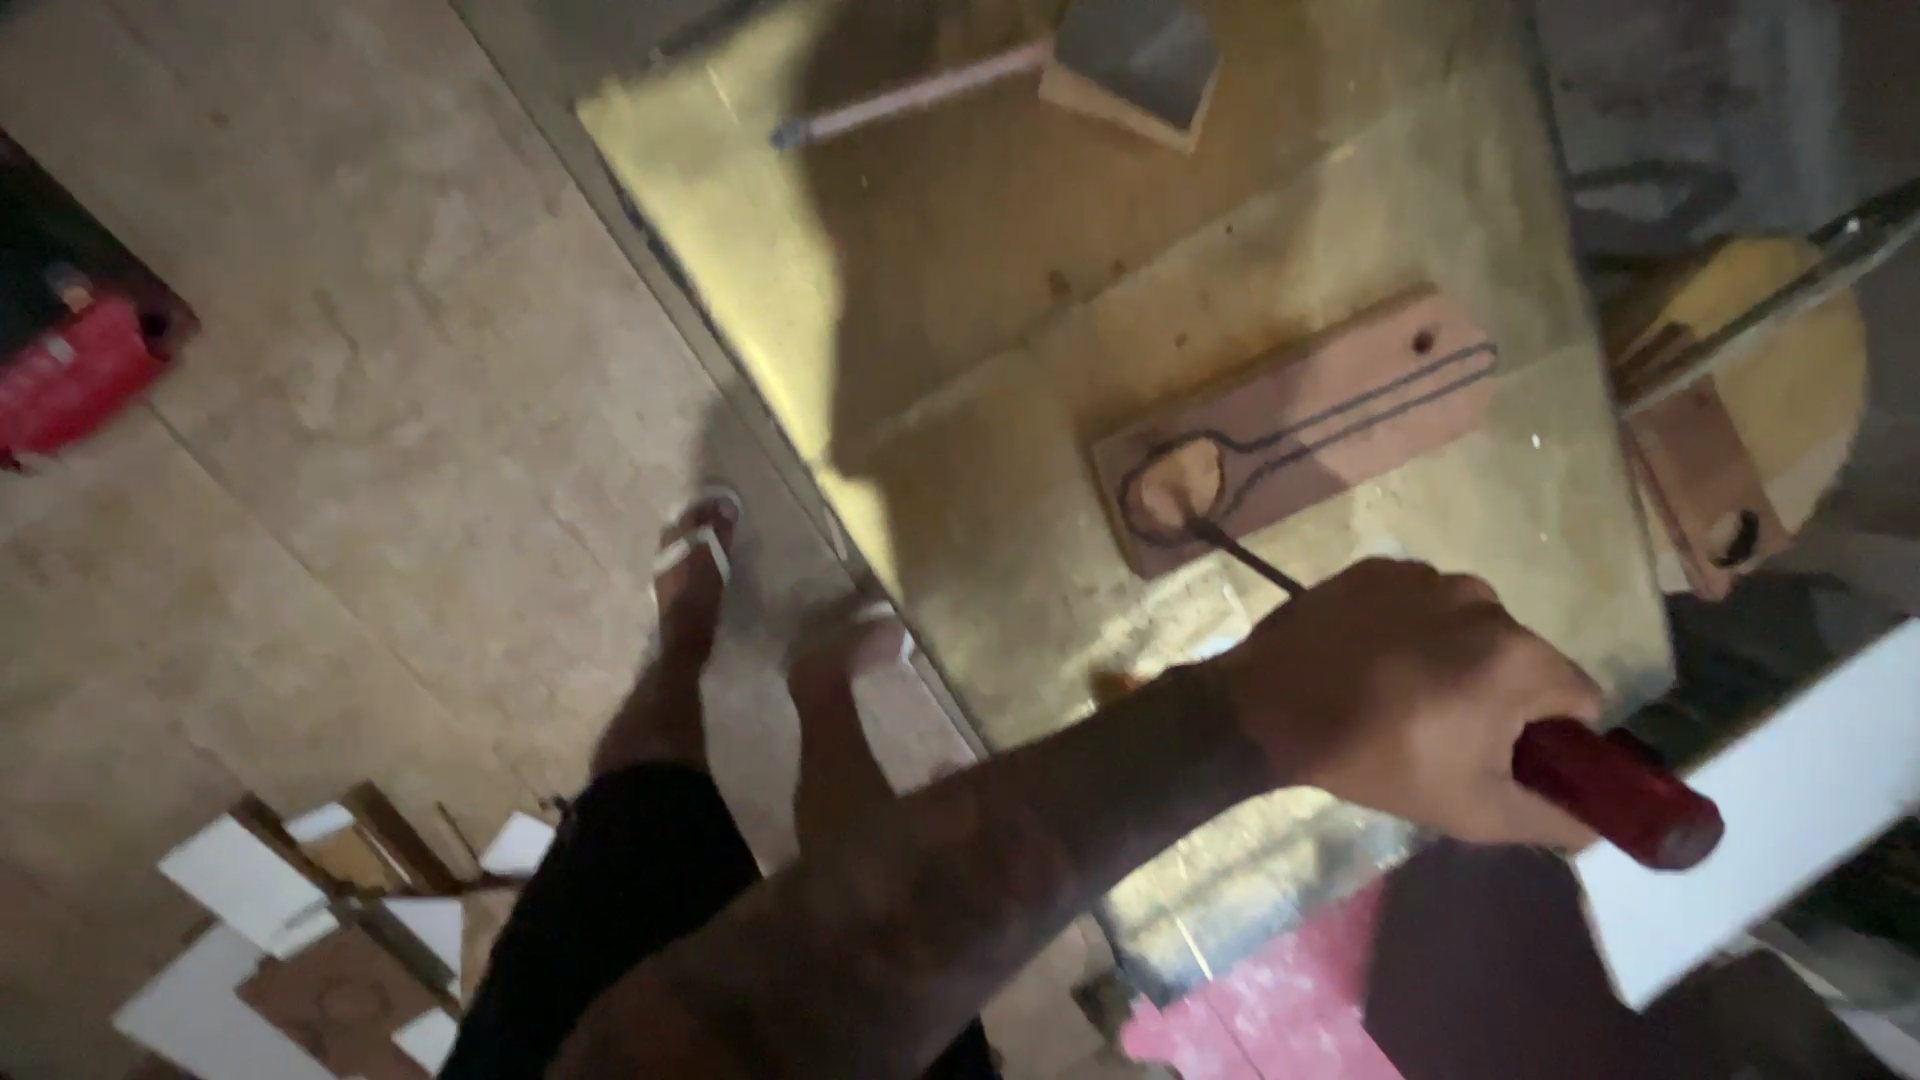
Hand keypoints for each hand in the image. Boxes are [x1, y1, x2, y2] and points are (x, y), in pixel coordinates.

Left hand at [1208, 558, 1598, 849]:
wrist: (1265, 707)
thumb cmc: (1373, 757)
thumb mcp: (1472, 809)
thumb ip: (1553, 819)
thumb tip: (1594, 824)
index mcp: (1518, 654)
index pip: (1576, 698)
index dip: (1547, 733)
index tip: (1497, 750)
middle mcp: (1480, 599)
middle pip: (1518, 655)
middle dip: (1495, 690)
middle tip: (1437, 722)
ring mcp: (1420, 576)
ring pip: (1466, 623)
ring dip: (1448, 651)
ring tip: (1395, 686)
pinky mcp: (1371, 568)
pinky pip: (1415, 600)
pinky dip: (1405, 623)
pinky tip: (1367, 652)